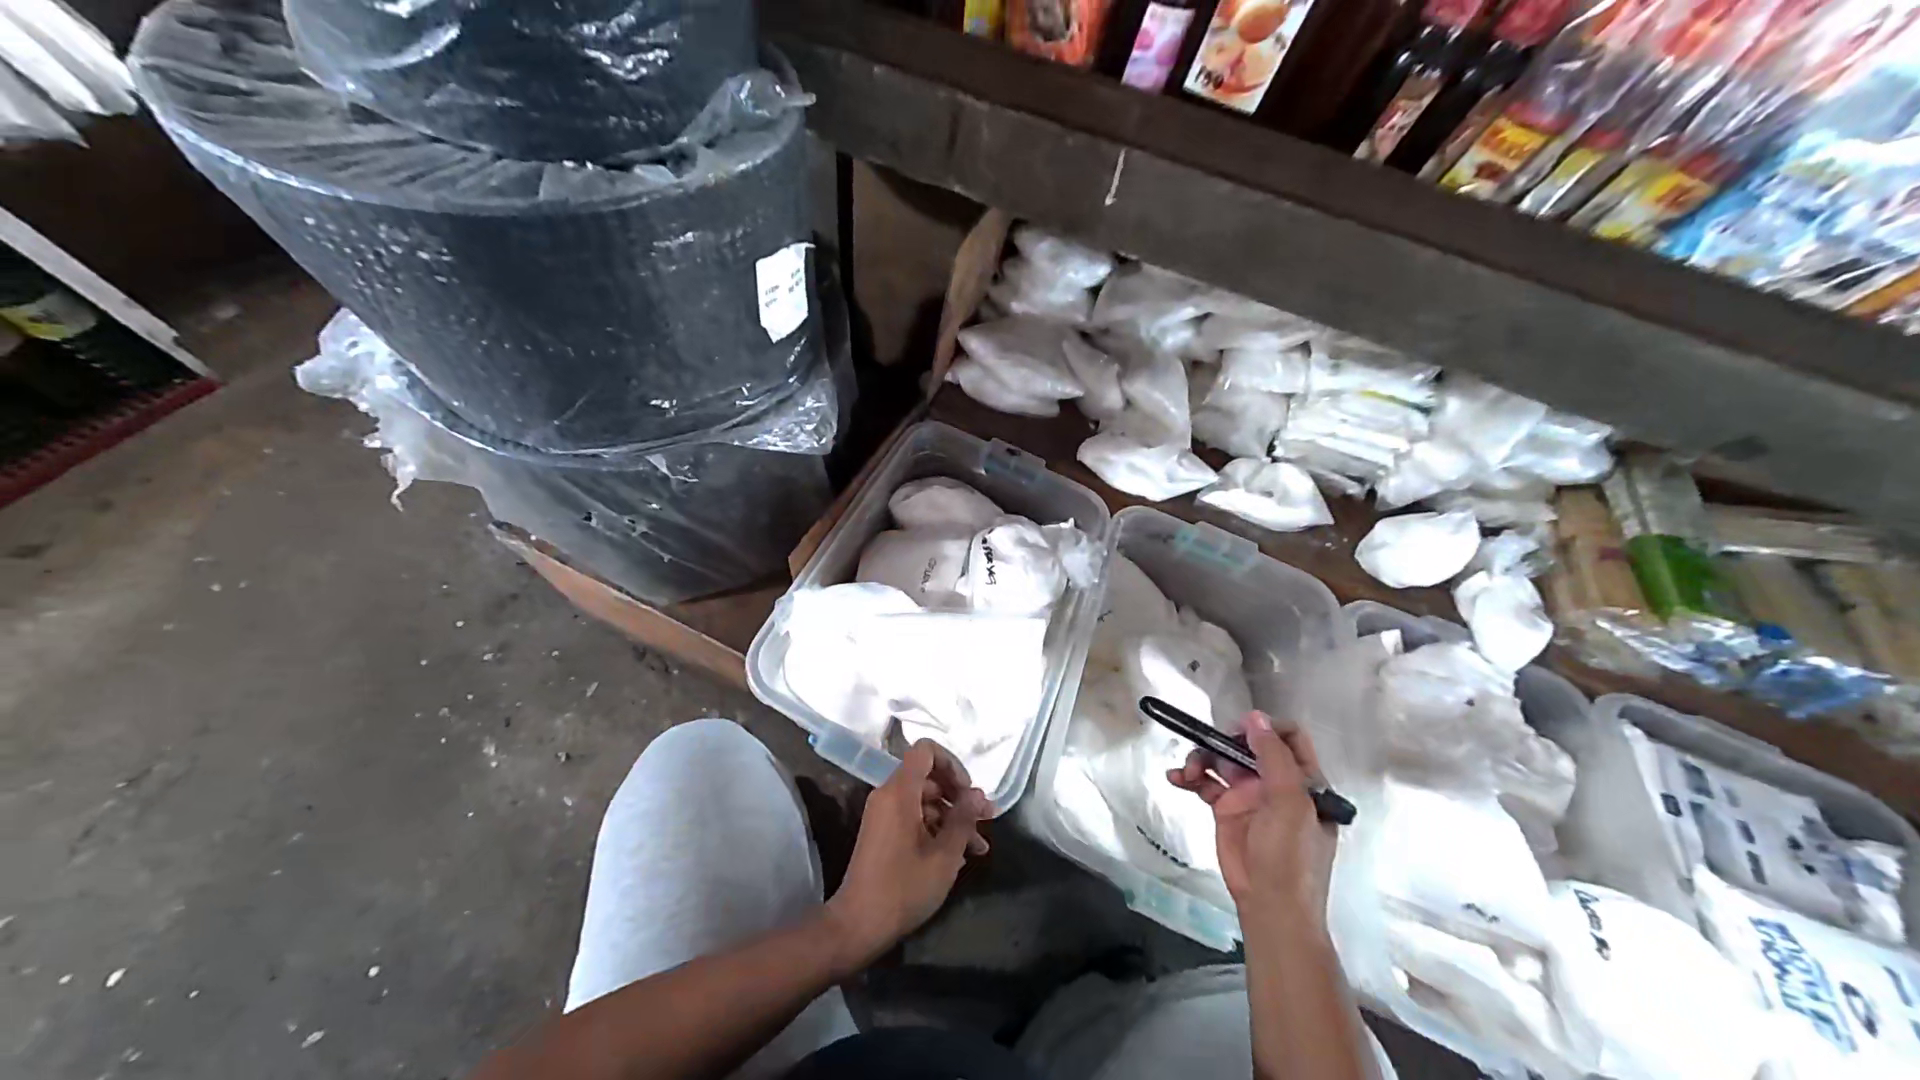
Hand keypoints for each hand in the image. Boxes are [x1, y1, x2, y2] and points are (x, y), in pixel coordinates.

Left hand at [824, 740, 990, 968]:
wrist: (858, 924)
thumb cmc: (904, 888)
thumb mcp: (944, 855)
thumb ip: (963, 819)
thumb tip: (977, 795)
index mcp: (900, 792)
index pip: (926, 751)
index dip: (952, 764)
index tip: (969, 792)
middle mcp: (888, 795)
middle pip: (929, 777)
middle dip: (959, 796)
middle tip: (986, 820)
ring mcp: (884, 815)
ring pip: (925, 801)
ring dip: (953, 818)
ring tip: (979, 847)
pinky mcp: (884, 833)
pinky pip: (914, 817)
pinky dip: (937, 829)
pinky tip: (960, 855)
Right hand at [1167, 711, 1336, 927]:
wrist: (1271, 905)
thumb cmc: (1291, 855)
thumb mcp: (1290, 803)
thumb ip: (1273, 758)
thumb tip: (1254, 718)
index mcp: (1302, 780)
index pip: (1288, 738)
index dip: (1265, 728)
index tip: (1239, 732)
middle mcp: (1276, 783)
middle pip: (1248, 745)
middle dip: (1224, 742)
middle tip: (1207, 749)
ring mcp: (1249, 796)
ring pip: (1222, 761)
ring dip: (1202, 758)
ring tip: (1188, 771)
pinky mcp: (1225, 810)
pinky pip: (1205, 784)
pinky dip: (1189, 777)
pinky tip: (1176, 778)